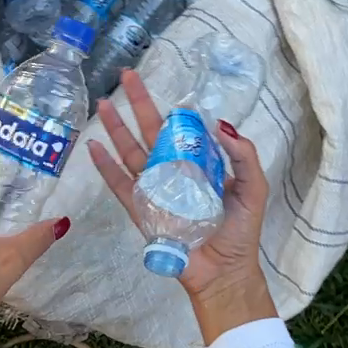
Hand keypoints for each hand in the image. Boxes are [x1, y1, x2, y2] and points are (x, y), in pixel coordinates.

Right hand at [88, 69, 277, 344]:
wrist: (224, 271)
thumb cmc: (240, 231)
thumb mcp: (253, 187)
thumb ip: (243, 156)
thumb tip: (220, 124)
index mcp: (199, 165)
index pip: (182, 131)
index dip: (171, 108)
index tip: (165, 87)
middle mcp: (173, 172)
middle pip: (151, 133)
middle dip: (138, 104)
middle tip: (126, 76)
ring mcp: (154, 190)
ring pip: (131, 153)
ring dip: (116, 129)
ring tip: (104, 104)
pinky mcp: (141, 211)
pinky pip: (121, 185)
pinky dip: (106, 167)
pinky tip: (94, 146)